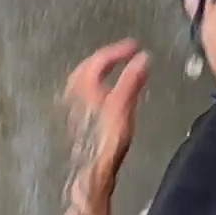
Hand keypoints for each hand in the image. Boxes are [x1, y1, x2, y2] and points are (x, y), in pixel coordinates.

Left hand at [62, 40, 150, 198]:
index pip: (100, 58)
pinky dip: (95, 85)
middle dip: (105, 58)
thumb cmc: (107, 137)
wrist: (92, 169)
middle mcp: (73, 91)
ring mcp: (72, 106)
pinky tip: (104, 93)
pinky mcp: (75, 119)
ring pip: (83, 80)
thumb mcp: (123, 104)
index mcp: (83, 84)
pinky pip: (83, 92)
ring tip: (113, 69)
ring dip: (98, 71)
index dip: (118, 50)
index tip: (134, 46)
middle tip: (122, 54)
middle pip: (87, 67)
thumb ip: (132, 78)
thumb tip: (143, 57)